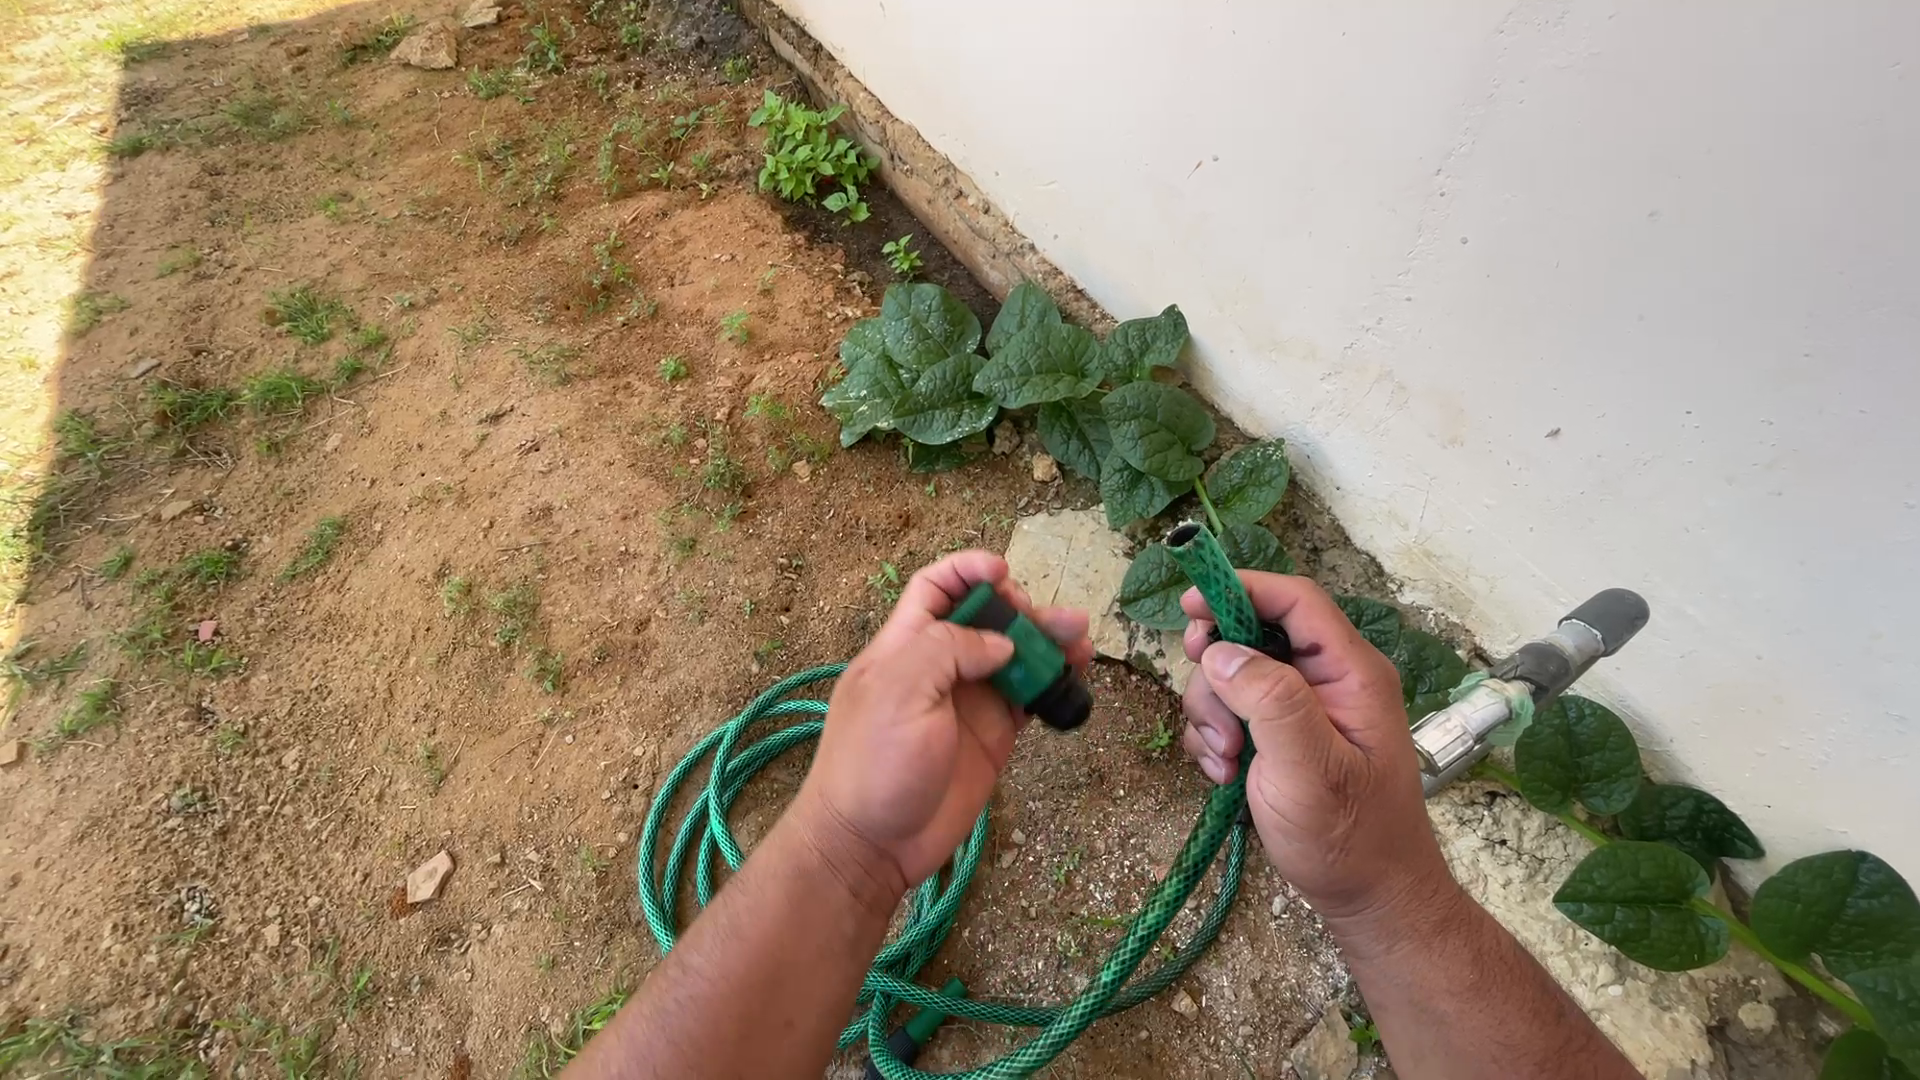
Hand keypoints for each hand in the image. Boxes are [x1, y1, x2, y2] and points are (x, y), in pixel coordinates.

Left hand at [795, 550, 1092, 910]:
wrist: (873, 846)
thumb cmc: (874, 762)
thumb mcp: (898, 691)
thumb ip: (947, 649)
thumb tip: (1001, 644)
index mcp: (906, 644)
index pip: (935, 588)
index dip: (966, 570)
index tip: (1002, 571)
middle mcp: (940, 665)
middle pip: (986, 618)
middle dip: (1018, 608)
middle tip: (1042, 623)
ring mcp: (970, 700)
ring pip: (1015, 655)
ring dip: (1048, 641)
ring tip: (1081, 638)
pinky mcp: (994, 733)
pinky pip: (1029, 695)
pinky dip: (1054, 681)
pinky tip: (1076, 674)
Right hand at [1178, 572, 1461, 938]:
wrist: (1365, 899)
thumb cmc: (1350, 837)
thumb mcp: (1311, 769)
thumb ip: (1271, 701)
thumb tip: (1221, 652)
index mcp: (1349, 672)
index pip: (1295, 601)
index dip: (1242, 589)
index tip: (1190, 603)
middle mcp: (1322, 680)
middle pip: (1249, 636)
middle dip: (1216, 669)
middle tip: (1207, 701)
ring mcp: (1295, 708)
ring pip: (1227, 675)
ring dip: (1211, 714)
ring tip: (1225, 761)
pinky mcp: (1272, 733)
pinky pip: (1223, 710)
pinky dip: (1211, 737)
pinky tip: (1223, 773)